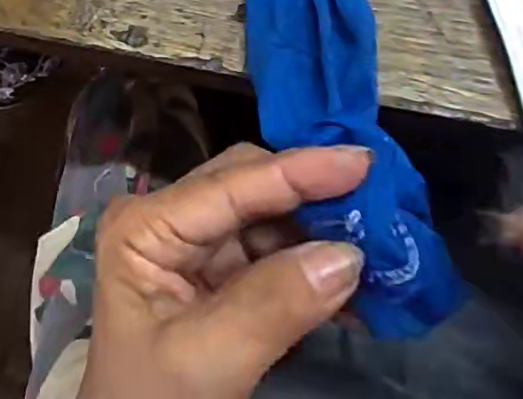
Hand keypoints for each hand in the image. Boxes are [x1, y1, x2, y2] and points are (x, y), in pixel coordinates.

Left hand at [79, 143, 371, 398]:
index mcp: (146, 224)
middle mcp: (169, 217)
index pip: (231, 183)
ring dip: (319, 228)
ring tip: (376, 238)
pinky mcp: (219, 273)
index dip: (299, 169)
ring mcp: (194, 244)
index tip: (362, 160)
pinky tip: (353, 277)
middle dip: (312, 193)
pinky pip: (275, 251)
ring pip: (269, 214)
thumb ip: (273, 304)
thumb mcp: (205, 362)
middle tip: (376, 201)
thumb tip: (347, 255)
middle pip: (250, 185)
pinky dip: (312, 262)